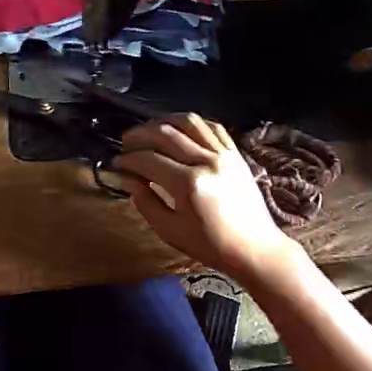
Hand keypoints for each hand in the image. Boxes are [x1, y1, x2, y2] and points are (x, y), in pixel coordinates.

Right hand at [115, 114, 302, 284]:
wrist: (254, 249)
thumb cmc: (210, 245)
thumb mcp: (170, 230)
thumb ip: (145, 201)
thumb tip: (126, 179)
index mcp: (189, 183)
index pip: (149, 159)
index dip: (128, 159)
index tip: (117, 163)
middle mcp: (207, 161)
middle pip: (165, 133)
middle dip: (139, 135)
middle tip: (126, 143)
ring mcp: (224, 154)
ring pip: (188, 122)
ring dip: (163, 121)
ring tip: (149, 130)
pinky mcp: (236, 154)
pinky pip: (211, 126)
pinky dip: (192, 123)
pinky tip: (179, 129)